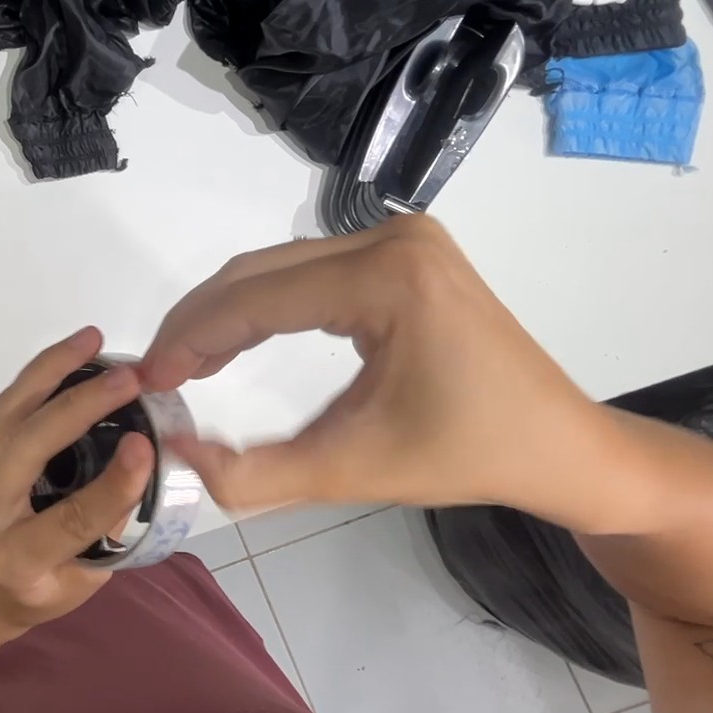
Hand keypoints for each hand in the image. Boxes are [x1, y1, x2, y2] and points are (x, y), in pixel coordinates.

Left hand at [0, 326, 155, 628]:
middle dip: (77, 409)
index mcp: (19, 557)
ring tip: (92, 340)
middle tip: (127, 379)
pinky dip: (42, 373)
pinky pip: (12, 405)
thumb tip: (145, 473)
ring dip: (52, 370)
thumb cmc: (43, 590)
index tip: (146, 447)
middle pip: (27, 448)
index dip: (110, 486)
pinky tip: (74, 351)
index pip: (69, 519)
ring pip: (11, 413)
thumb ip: (109, 536)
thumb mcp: (83, 583)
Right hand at [139, 216, 623, 531]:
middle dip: (195, 325)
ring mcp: (397, 239)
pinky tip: (232, 344)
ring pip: (271, 270)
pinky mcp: (397, 254)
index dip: (189, 340)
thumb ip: (252, 473)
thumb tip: (172, 450)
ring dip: (219, 316)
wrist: (565, 446)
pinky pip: (300, 274)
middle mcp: (391, 239)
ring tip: (183, 365)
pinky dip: (256, 309)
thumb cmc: (469, 458)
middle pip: (256, 274)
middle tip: (155, 374)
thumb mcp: (351, 472)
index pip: (256, 300)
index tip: (147, 380)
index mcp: (388, 279)